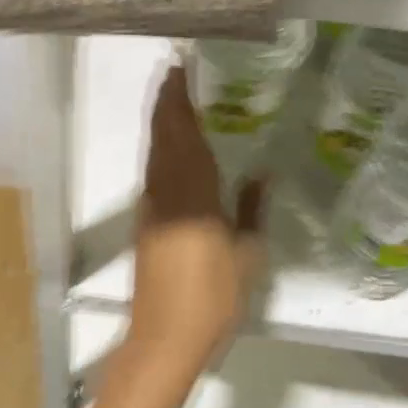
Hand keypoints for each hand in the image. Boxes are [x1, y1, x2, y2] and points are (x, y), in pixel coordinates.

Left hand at [128, 63, 266, 370]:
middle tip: (173, 71)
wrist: (164, 337)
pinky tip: (169, 147)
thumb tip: (261, 172)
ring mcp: (152, 206)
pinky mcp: (146, 222)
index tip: (181, 70)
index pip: (186, 133)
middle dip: (166, 101)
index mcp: (195, 192)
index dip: (182, 100)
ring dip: (160, 120)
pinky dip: (159, 147)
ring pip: (154, 151)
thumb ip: (251, 209)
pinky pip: (152, 170)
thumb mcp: (247, 254)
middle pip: (163, 135)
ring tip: (169, 96)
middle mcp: (167, 190)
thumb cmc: (213, 297)